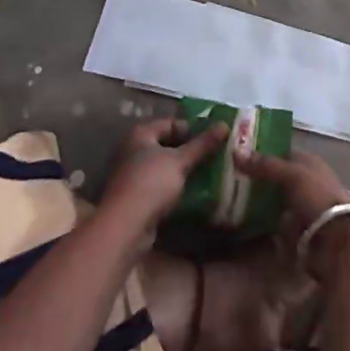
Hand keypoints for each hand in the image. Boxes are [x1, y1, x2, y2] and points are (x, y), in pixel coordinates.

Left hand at [100, 119, 227, 233]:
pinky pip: (160, 185)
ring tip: (208, 172)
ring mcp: (133, 175)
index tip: (213, 137)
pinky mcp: (136, 197)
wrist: (125, 228)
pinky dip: (175, 186)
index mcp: (141, 134)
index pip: (171, 123)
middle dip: (190, 150)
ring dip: (183, 170)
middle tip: (214, 154)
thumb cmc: (151, 184)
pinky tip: (193, 191)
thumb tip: (224, 124)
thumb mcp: (180, 161)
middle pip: (167, 144)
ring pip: (164, 166)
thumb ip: (202, 144)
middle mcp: (133, 150)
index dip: (192, 128)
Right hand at [234, 150, 349, 279]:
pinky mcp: (298, 230)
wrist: (338, 240)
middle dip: (257, 180)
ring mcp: (303, 206)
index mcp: (309, 163)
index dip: (262, 153)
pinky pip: (276, 222)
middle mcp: (306, 181)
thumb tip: (235, 152)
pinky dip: (264, 223)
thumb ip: (266, 166)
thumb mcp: (292, 175)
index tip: (238, 156)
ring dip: (259, 203)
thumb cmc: (318, 198)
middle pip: (277, 178)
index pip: (282, 153)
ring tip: (232, 202)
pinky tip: (246, 224)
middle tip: (230, 181)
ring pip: (276, 200)